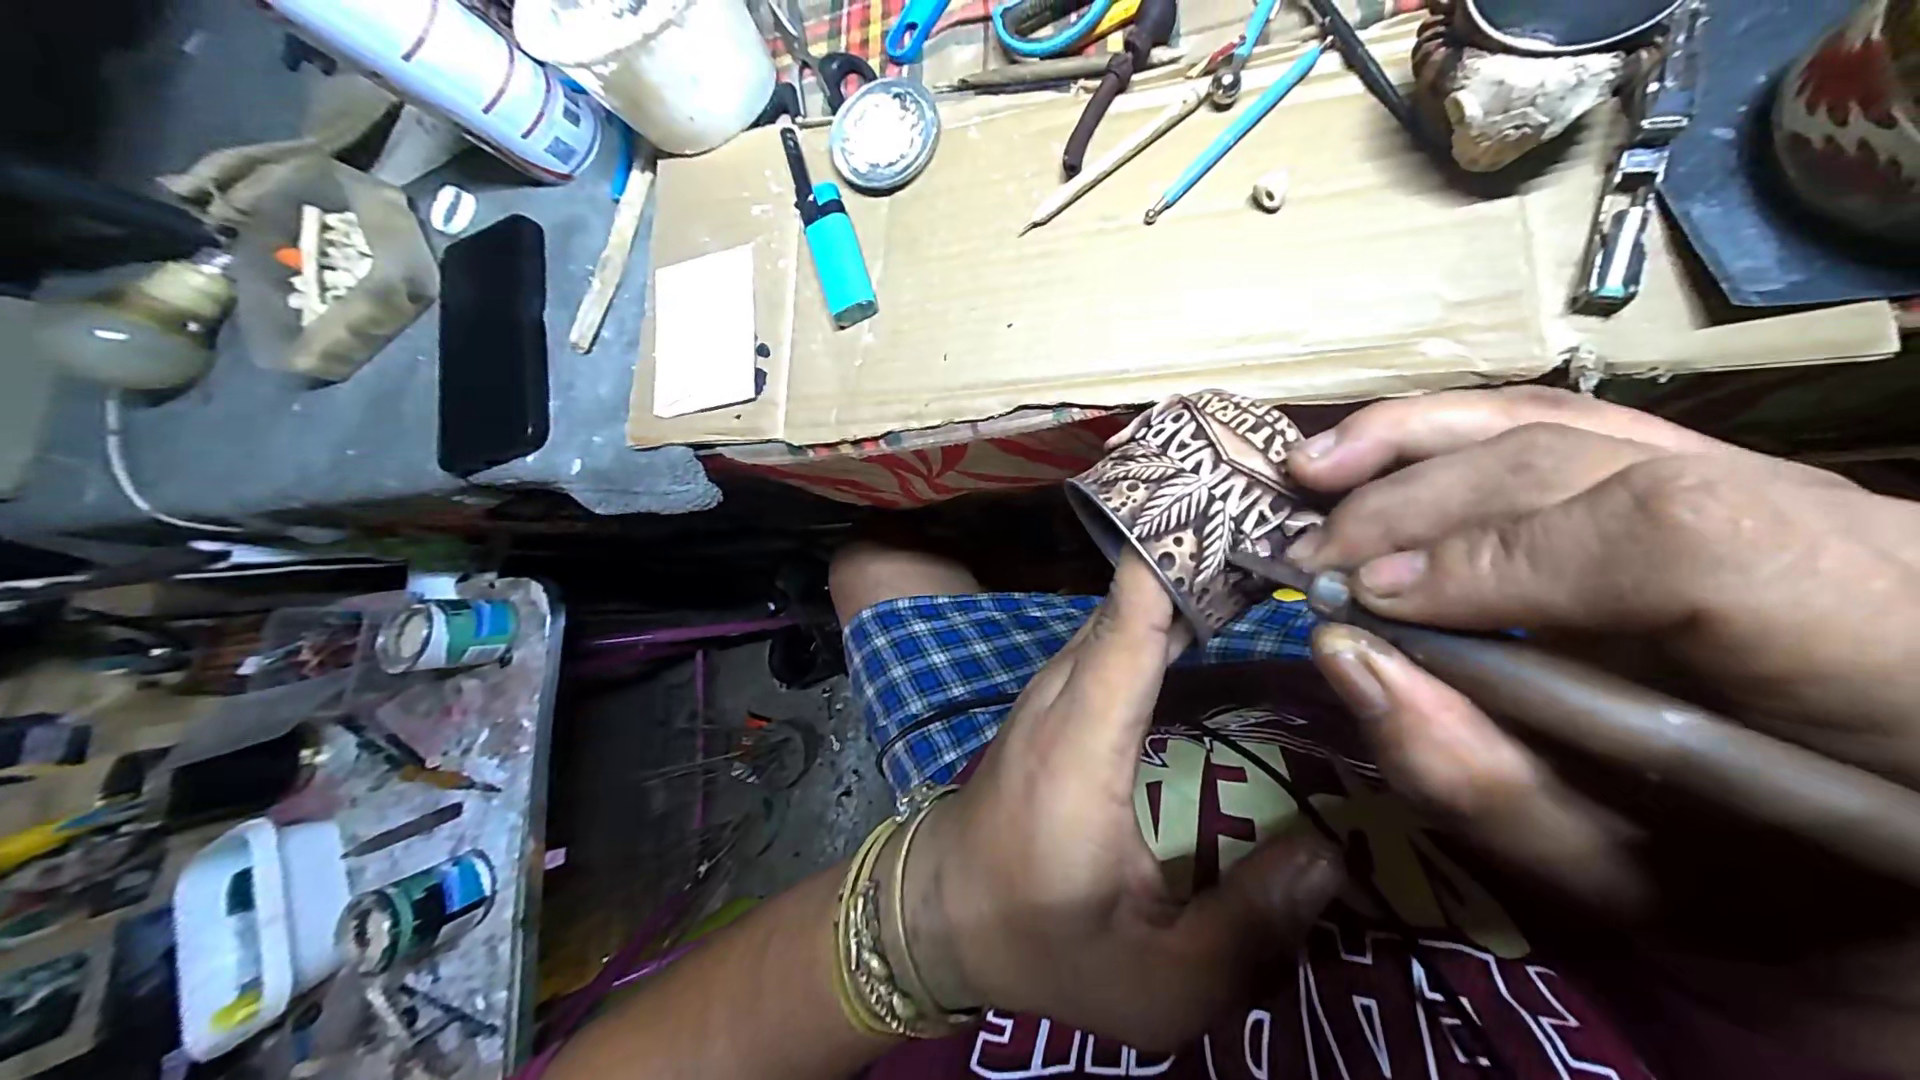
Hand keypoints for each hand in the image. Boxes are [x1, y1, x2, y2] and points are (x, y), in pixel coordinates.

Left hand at [898, 553, 1342, 1049]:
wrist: (937, 912)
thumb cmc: (1036, 942)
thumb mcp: (1154, 983)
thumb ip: (1247, 927)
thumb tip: (1333, 853)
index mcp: (1082, 741)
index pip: (1131, 623)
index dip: (1178, 556)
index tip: (1235, 501)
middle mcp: (1063, 693)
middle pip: (1134, 601)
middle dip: (1202, 550)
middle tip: (1286, 514)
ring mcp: (1053, 689)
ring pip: (1123, 612)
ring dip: (1183, 571)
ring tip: (1263, 543)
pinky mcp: (1055, 699)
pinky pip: (1114, 636)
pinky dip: (1160, 607)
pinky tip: (1209, 604)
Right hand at [1283, 387, 1919, 1071]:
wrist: (1863, 847)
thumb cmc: (1757, 892)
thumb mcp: (1621, 879)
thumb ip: (1480, 777)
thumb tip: (1341, 654)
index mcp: (1874, 643)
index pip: (1675, 537)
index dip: (1497, 559)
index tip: (1371, 604)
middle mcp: (1834, 525)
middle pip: (1573, 460)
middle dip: (1412, 512)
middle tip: (1311, 569)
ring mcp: (1765, 477)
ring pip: (1551, 420)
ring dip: (1404, 445)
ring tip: (1307, 477)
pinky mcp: (1695, 468)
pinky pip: (1548, 422)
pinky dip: (1439, 431)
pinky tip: (1365, 449)